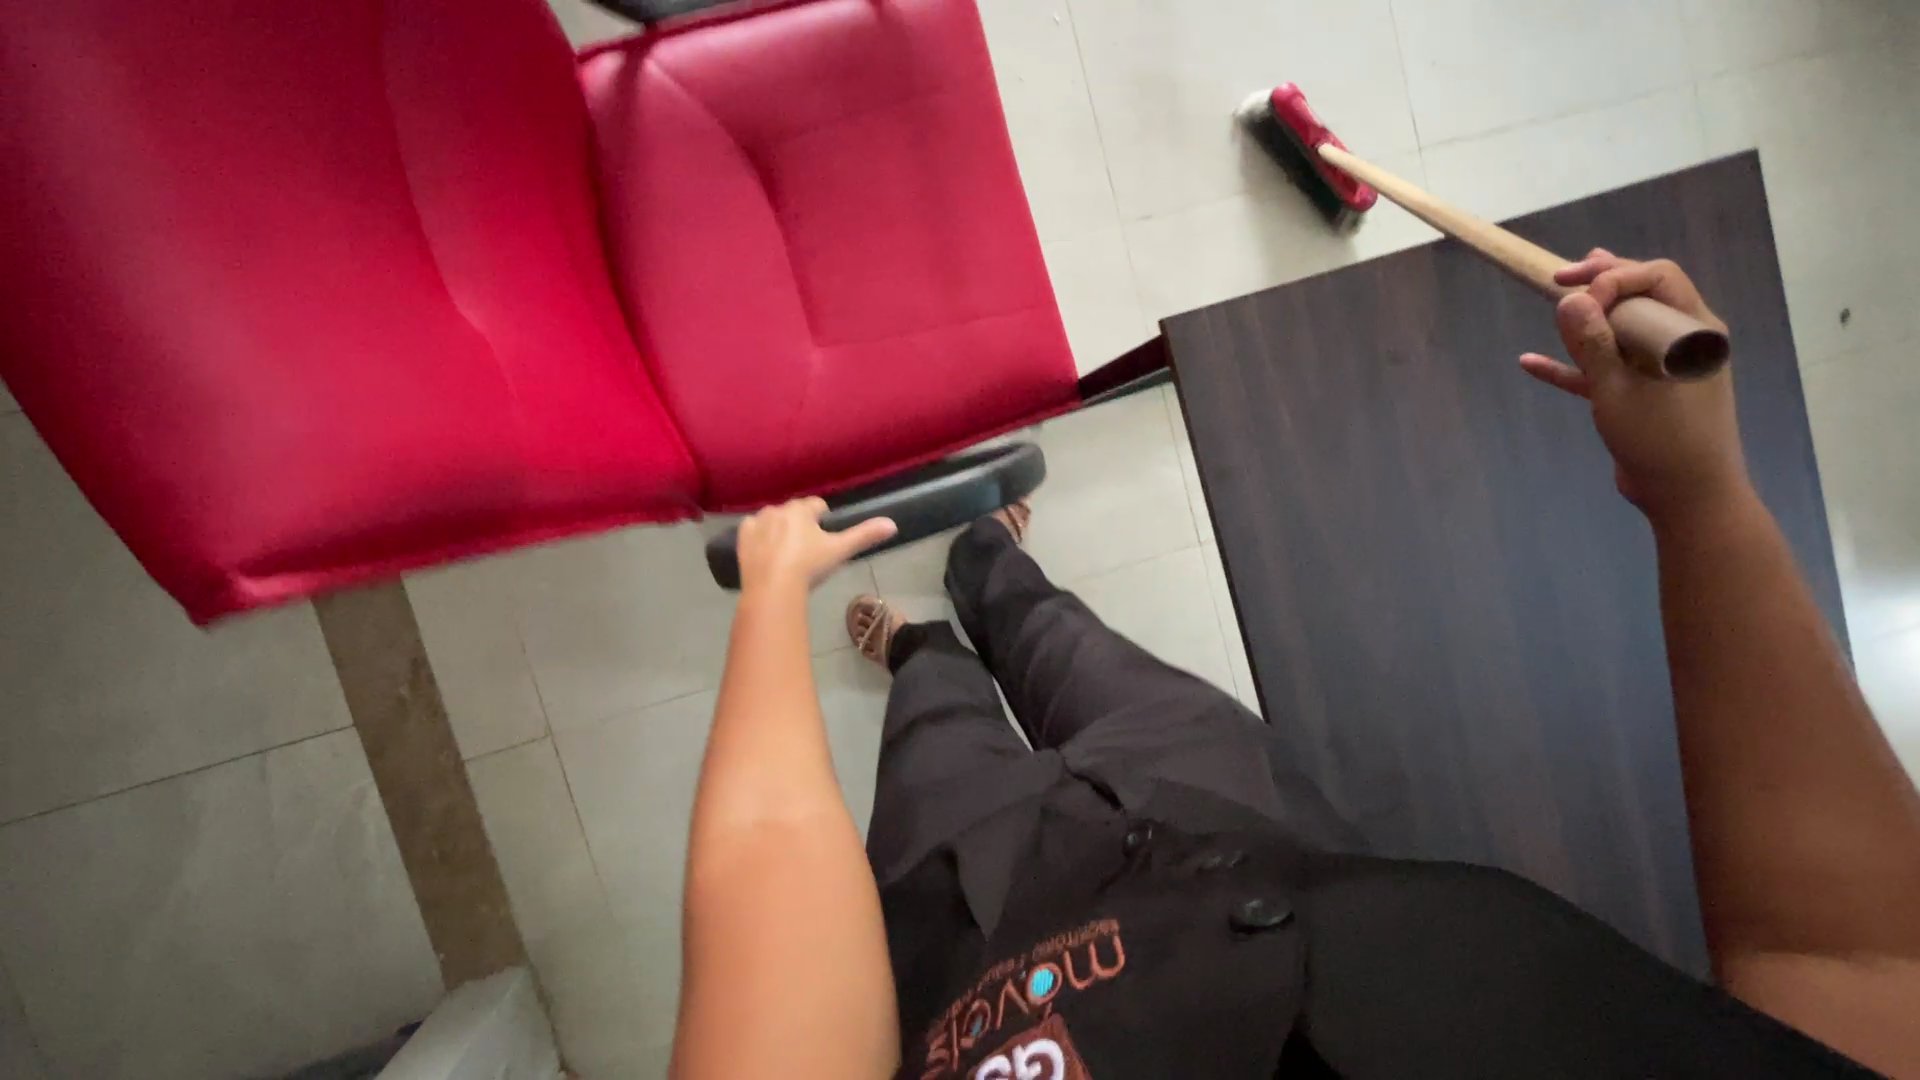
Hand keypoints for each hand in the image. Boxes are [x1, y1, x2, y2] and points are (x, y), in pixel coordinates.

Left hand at [735, 498, 896, 593]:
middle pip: (794, 511)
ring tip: (787, 553)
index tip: (825, 536)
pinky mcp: (743, 537)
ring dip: (780, 528)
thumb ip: (865, 536)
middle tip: (807, 549)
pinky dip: (759, 536)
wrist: (773, 587)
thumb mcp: (840, 551)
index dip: (823, 518)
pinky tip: (766, 552)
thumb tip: (893, 524)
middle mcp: (778, 509)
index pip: (817, 505)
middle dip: (801, 524)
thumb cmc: (809, 566)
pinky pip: (752, 528)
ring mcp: (758, 522)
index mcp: (802, 510)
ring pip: (773, 518)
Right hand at [1519, 250, 1752, 526]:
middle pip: (1639, 297)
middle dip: (1600, 284)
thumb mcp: (1618, 389)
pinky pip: (1598, 369)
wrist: (1683, 490)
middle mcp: (1678, 340)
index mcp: (1690, 330)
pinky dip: (1567, 364)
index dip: (1612, 276)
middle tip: (1559, 276)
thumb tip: (1570, 299)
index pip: (1656, 278)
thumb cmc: (1659, 437)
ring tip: (1555, 297)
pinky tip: (1530, 362)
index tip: (1572, 293)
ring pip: (1618, 330)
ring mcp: (1657, 367)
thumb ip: (1593, 344)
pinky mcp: (1636, 393)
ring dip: (1584, 319)